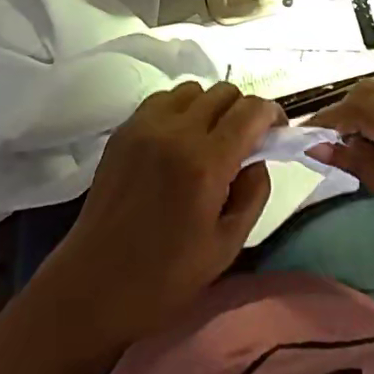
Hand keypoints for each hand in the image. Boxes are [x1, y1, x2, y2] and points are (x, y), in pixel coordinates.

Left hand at [35, 81, 281, 347]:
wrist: (95, 283)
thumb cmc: (166, 276)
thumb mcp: (227, 245)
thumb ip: (253, 194)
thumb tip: (258, 159)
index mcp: (205, 163)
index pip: (249, 111)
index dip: (272, 114)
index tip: (278, 130)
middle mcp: (175, 132)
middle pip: (223, 92)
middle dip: (243, 110)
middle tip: (245, 141)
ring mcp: (145, 126)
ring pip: (193, 90)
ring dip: (210, 107)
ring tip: (209, 140)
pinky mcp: (124, 129)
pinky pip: (163, 100)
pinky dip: (180, 109)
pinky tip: (178, 140)